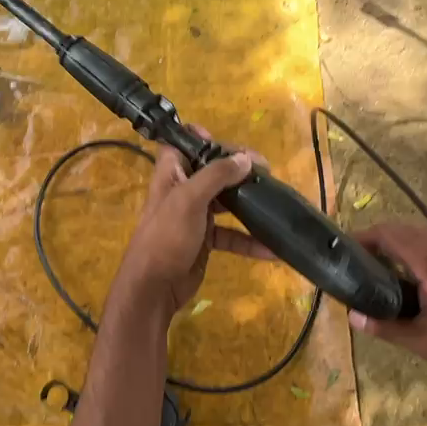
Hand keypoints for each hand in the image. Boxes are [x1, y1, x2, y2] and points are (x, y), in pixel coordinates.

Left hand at [111, 141, 273, 315]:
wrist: (153, 288)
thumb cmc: (167, 236)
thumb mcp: (189, 200)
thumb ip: (217, 176)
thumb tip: (245, 158)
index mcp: (171, 175)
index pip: (180, 144)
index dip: (197, 137)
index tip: (221, 141)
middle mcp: (182, 191)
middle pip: (211, 171)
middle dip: (236, 168)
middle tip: (265, 169)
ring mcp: (194, 216)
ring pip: (224, 202)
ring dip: (247, 201)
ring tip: (273, 196)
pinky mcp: (205, 240)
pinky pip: (231, 234)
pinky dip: (249, 240)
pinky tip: (272, 248)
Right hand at [349, 223, 426, 375]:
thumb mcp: (424, 341)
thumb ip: (387, 327)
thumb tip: (353, 318)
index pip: (386, 233)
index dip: (362, 238)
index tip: (343, 252)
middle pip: (401, 229)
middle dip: (376, 241)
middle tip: (358, 264)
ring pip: (419, 234)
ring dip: (397, 244)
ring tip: (382, 271)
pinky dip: (416, 250)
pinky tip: (416, 278)